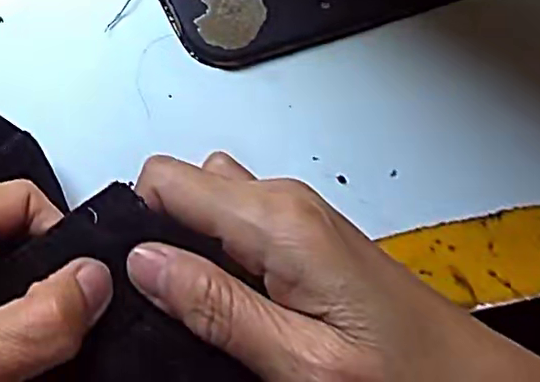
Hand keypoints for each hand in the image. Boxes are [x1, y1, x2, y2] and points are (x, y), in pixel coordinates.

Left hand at [0, 179, 112, 381]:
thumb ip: (45, 315)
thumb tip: (98, 280)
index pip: (28, 200)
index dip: (60, 239)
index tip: (81, 287)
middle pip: (28, 242)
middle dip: (52, 288)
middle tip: (70, 329)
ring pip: (20, 284)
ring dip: (41, 319)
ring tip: (52, 354)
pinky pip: (6, 314)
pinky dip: (26, 339)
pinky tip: (33, 366)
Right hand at [127, 154, 539, 380]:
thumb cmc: (406, 376)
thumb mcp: (299, 363)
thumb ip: (215, 305)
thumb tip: (146, 262)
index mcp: (278, 219)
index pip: (168, 177)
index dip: (138, 219)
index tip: (132, 272)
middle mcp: (284, 198)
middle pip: (186, 181)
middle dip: (163, 229)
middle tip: (169, 299)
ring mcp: (295, 208)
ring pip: (210, 196)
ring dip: (193, 239)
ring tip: (203, 303)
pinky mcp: (303, 227)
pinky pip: (238, 214)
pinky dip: (220, 245)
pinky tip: (236, 297)